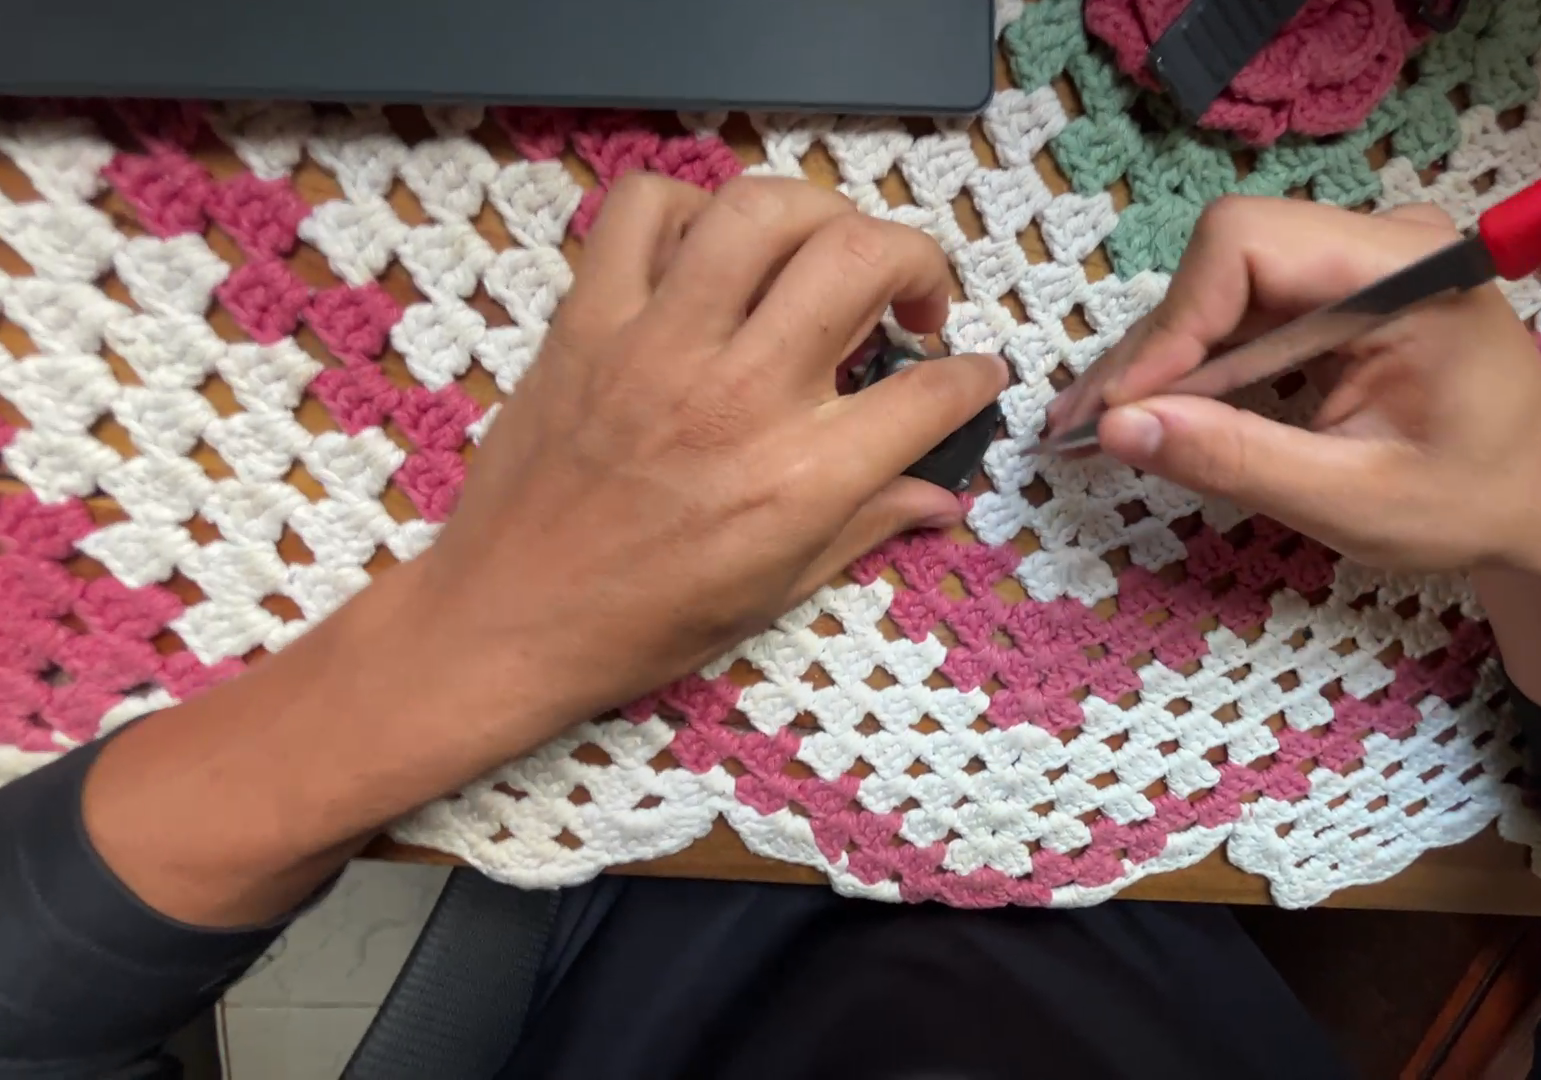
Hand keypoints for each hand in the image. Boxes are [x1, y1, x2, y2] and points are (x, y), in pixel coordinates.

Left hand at [414, 174, 1006, 723]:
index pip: (929, 397)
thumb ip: (873, 524)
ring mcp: (658, 345)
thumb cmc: (657, 622)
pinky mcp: (588, 321)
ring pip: (762, 212)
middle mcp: (743, 394)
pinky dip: (696, 212)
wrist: (509, 619)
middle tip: (913, 305)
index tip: (980, 373)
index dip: (975, 378)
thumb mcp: (783, 588)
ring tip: (828, 262)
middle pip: (860, 260)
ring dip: (824, 219)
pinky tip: (716, 260)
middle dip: (919, 263)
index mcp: (804, 477)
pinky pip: (644, 211)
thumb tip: (946, 499)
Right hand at [1060, 197, 1540, 576]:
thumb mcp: (1348, 500)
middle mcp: (1373, 246)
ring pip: (1212, 299)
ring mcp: (1347, 270)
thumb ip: (1233, 460)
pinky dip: (1181, 376)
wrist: (1533, 511)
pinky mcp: (1325, 304)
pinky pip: (1232, 324)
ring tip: (1088, 431)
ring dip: (1149, 369)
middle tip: (1075, 431)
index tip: (1118, 413)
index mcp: (1404, 272)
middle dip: (1144, 356)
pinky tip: (1138, 416)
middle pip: (1216, 271)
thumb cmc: (1467, 508)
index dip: (1168, 327)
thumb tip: (1114, 430)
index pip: (1243, 248)